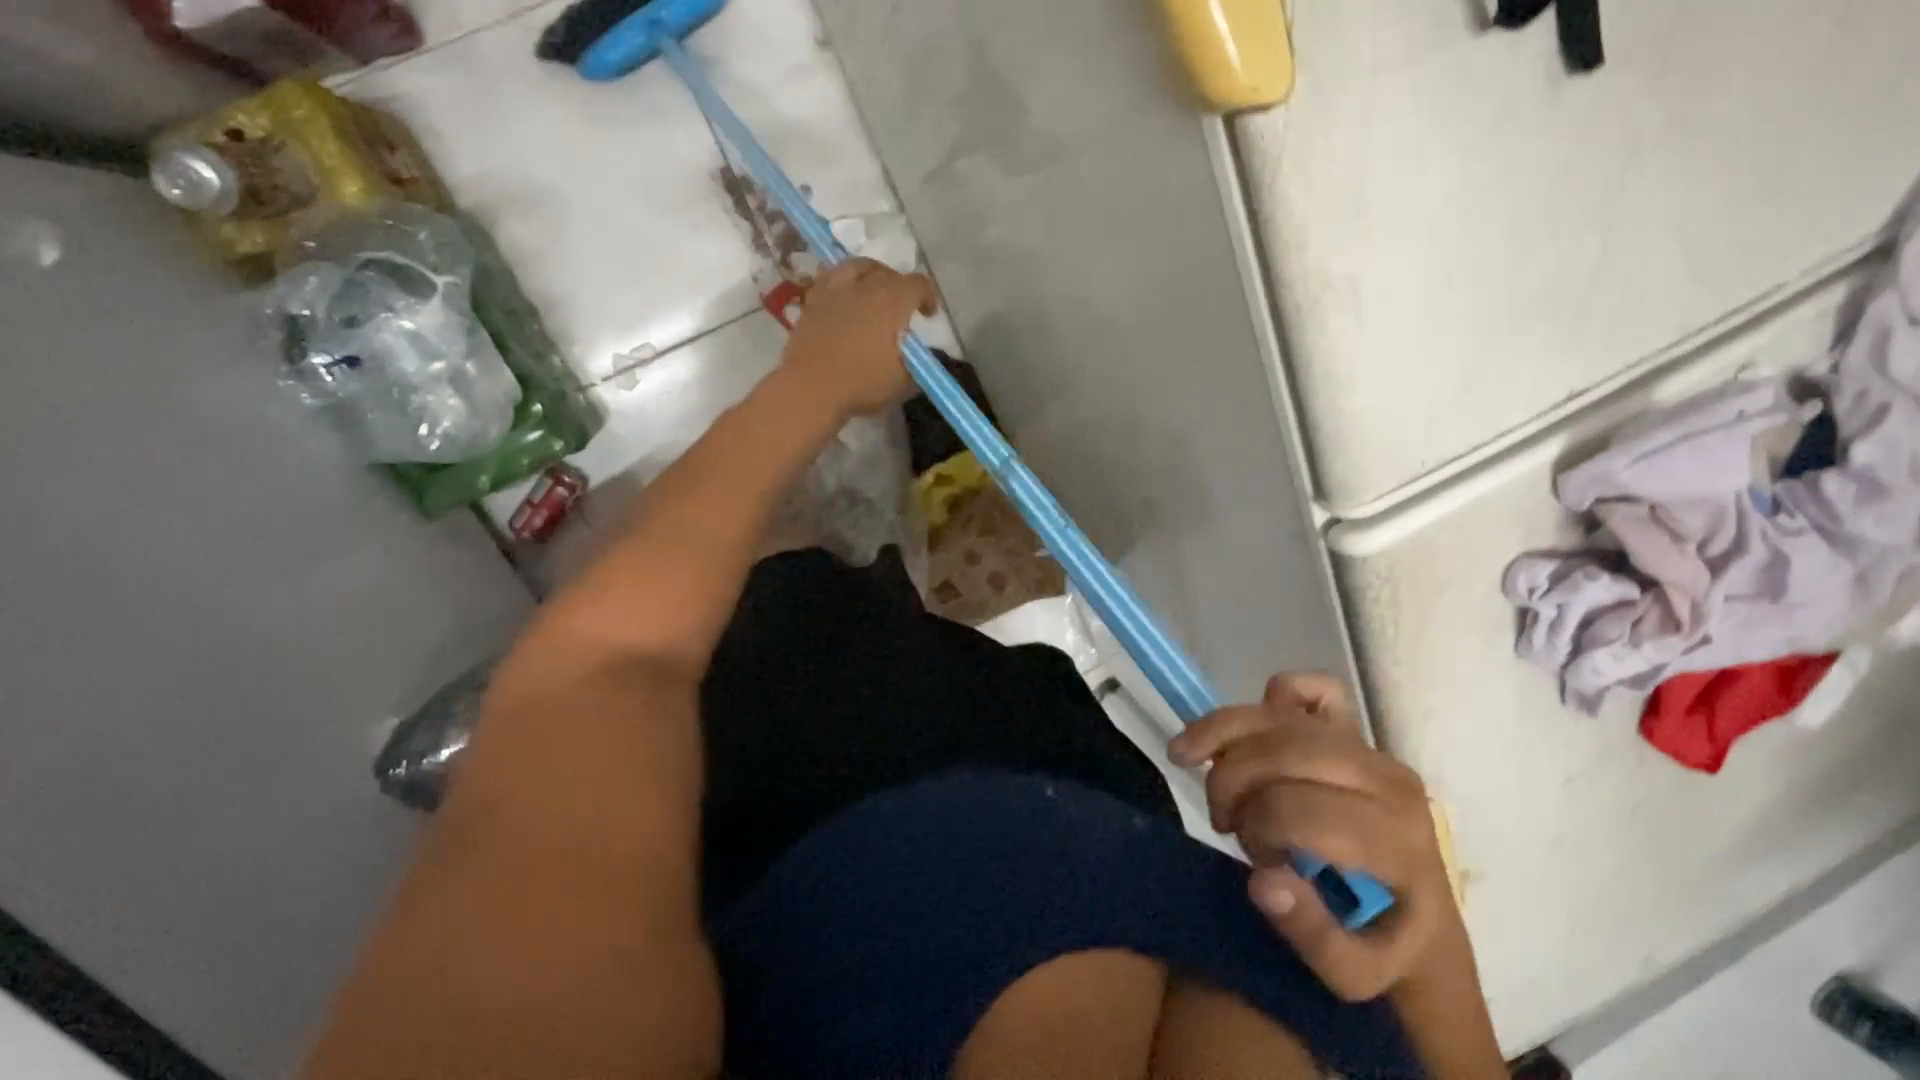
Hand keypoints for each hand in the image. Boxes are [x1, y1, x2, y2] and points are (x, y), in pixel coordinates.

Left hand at [782, 258, 937, 417]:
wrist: (810, 388)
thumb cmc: (861, 383)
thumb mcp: (903, 383)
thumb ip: (918, 365)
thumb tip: (921, 359)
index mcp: (893, 301)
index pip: (918, 284)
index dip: (928, 297)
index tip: (927, 315)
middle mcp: (865, 286)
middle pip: (888, 272)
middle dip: (900, 287)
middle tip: (900, 309)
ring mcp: (835, 290)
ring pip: (857, 266)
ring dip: (870, 274)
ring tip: (871, 290)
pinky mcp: (813, 301)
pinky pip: (830, 278)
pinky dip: (841, 282)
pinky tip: (842, 297)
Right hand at [1169, 674, 1456, 1002]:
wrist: (1421, 922)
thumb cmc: (1383, 948)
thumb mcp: (1351, 973)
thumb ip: (1312, 935)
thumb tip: (1264, 879)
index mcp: (1394, 841)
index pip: (1297, 806)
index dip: (1256, 828)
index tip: (1255, 860)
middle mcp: (1387, 781)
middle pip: (1283, 750)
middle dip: (1230, 781)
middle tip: (1223, 821)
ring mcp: (1373, 751)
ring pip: (1282, 716)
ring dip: (1227, 738)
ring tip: (1202, 767)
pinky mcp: (1360, 735)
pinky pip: (1316, 690)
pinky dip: (1276, 696)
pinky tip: (1248, 732)